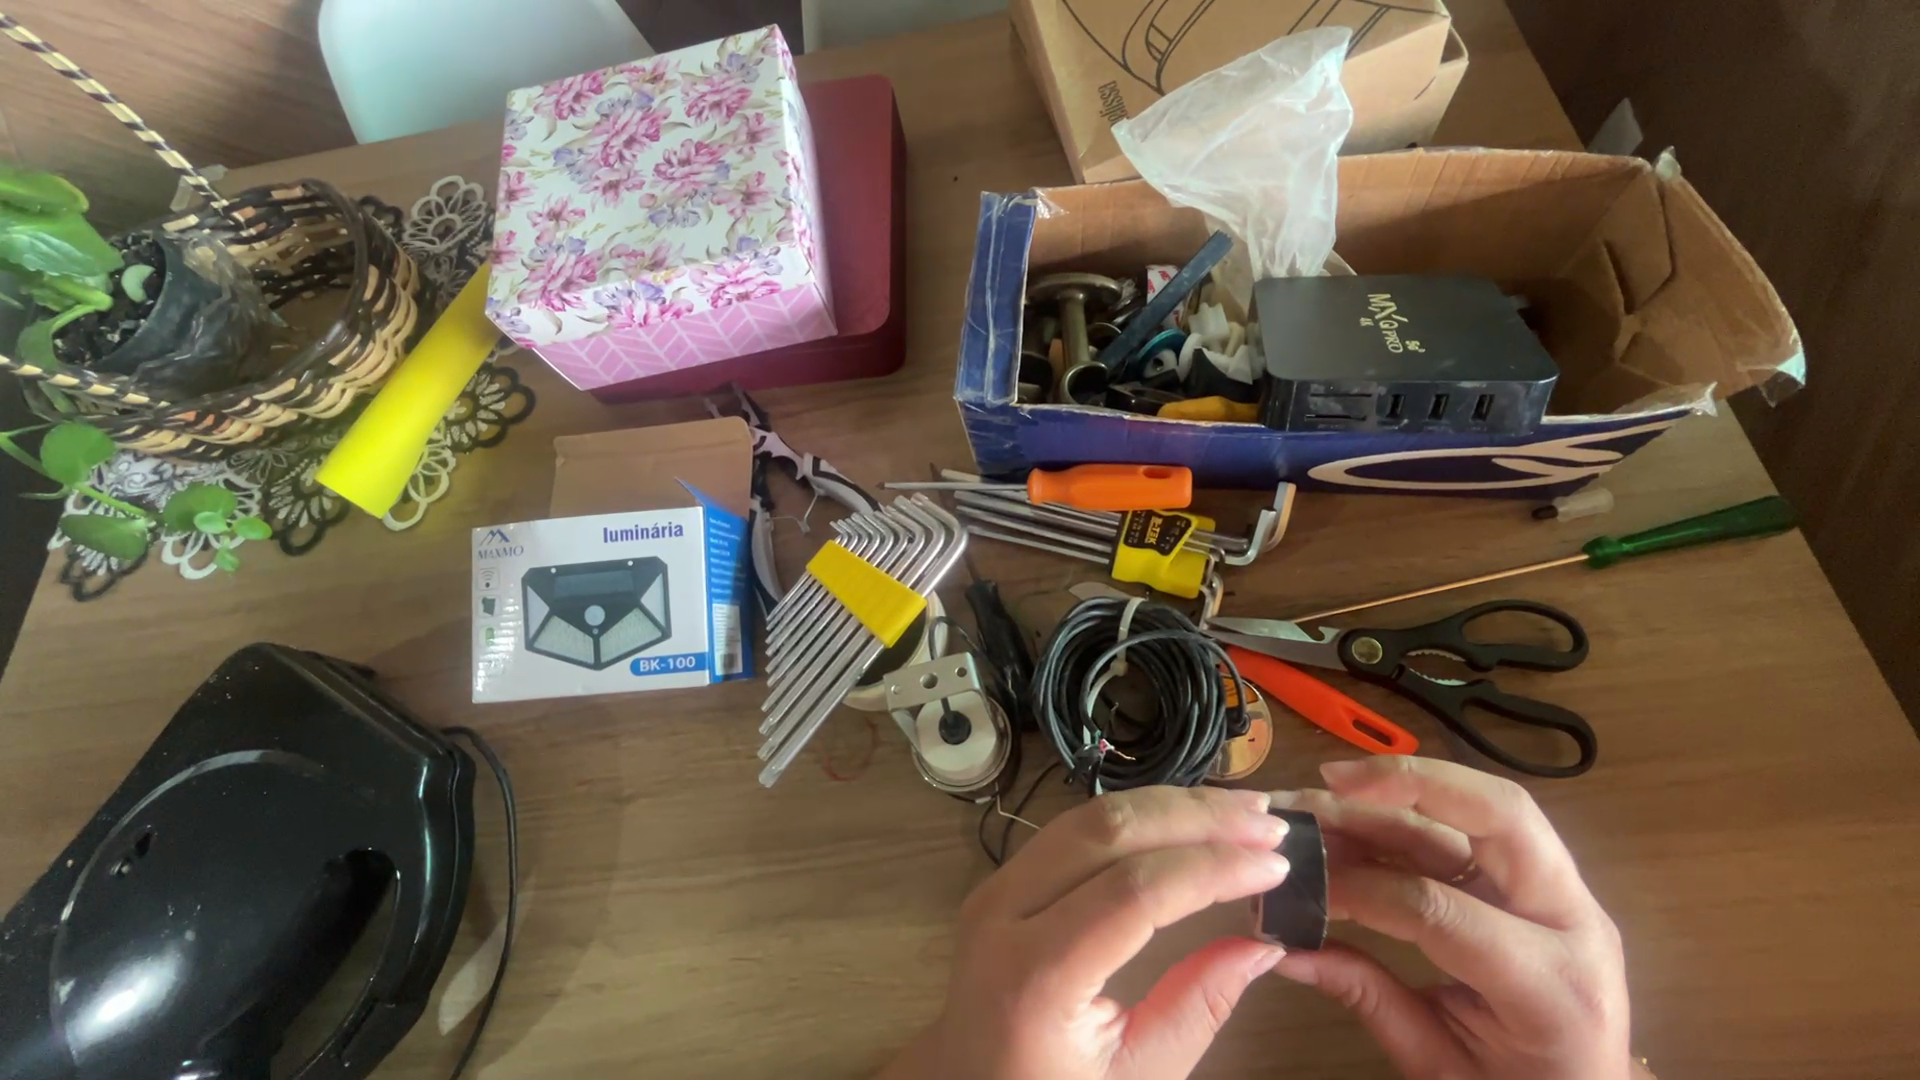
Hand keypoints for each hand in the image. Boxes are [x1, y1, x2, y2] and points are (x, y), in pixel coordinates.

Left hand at [880, 786, 1292, 1079]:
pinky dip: (1137, 813)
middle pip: (1106, 832)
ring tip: (1238, 809)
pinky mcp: (1005, 872)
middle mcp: (1003, 909)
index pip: (1131, 893)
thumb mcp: (1134, 1078)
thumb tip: (1266, 944)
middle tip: (1268, 821)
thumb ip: (1197, 1007)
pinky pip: (1075, 826)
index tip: (1275, 863)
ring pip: (1089, 815)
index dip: (1208, 868)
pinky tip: (1184, 815)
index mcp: (1034, 976)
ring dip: (1168, 804)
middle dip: (1194, 816)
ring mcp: (997, 882)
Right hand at [1269, 756, 1635, 1079]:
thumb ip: (1366, 997)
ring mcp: (1559, 893)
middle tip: (1330, 777)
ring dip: (1386, 793)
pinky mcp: (1537, 879)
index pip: (1439, 908)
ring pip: (1477, 807)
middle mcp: (1570, 922)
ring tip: (1312, 794)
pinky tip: (1345, 812)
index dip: (1360, 887)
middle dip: (1408, 781)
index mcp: (1552, 987)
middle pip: (1498, 814)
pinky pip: (1466, 827)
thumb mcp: (1439, 1068)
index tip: (1299, 883)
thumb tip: (1282, 950)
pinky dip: (1400, 811)